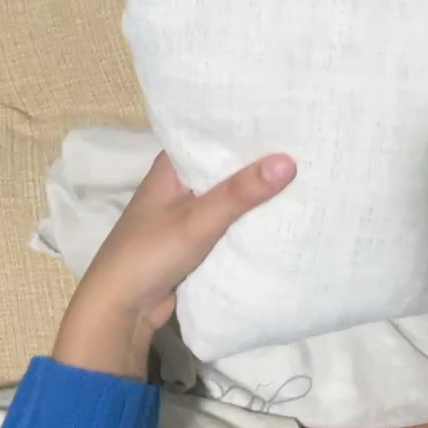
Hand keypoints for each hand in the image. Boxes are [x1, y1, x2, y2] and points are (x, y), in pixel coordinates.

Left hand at [53, 151, 295, 379]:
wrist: (121, 309)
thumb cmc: (149, 254)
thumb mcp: (197, 220)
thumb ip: (240, 193)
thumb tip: (289, 160)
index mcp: (171, 166)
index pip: (213, 134)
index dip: (247, 127)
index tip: (287, 117)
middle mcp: (179, 183)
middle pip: (225, 166)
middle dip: (259, 161)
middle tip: (306, 145)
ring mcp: (187, 212)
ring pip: (229, 195)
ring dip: (257, 192)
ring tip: (304, 172)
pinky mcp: (195, 239)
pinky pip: (228, 221)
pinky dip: (248, 219)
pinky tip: (281, 212)